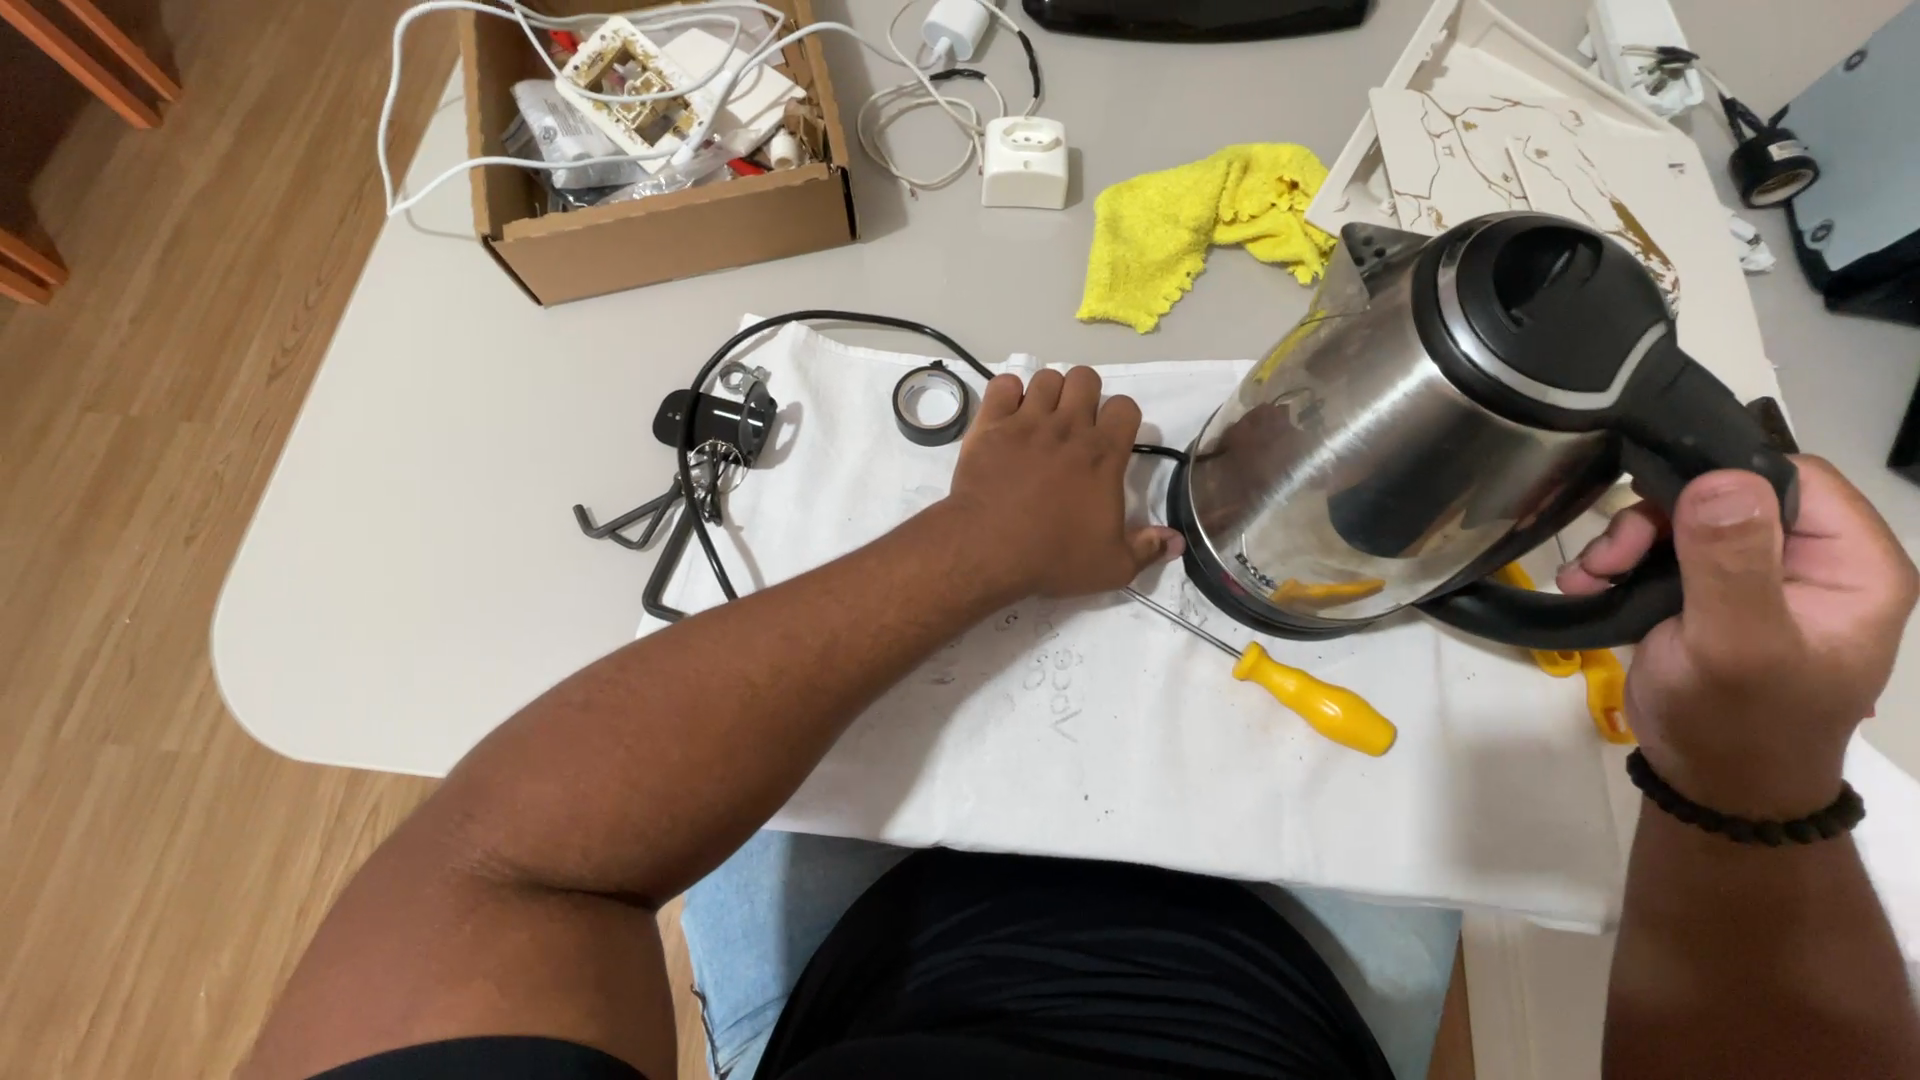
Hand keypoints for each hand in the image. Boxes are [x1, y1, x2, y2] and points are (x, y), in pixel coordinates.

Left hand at [943, 367, 1182, 598]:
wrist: (989, 549)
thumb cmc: (1054, 557)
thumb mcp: (1112, 566)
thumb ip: (1147, 549)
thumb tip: (1177, 542)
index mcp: (1103, 454)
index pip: (1125, 406)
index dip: (1120, 418)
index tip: (1109, 440)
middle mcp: (1068, 427)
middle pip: (1085, 378)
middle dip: (1083, 395)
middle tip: (1073, 426)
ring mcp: (1026, 422)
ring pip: (1046, 378)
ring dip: (1046, 393)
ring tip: (1039, 420)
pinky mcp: (990, 425)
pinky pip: (1003, 385)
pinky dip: (1006, 394)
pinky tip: (1007, 415)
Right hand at [1558, 458, 1916, 816]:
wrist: (1711, 782)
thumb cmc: (1738, 720)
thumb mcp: (1735, 643)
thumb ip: (1731, 563)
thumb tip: (1719, 479)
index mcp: (1849, 566)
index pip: (1793, 480)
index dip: (1719, 479)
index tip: (1651, 504)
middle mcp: (1805, 563)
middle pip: (1724, 496)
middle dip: (1654, 520)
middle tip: (1610, 557)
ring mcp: (1750, 580)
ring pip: (1679, 522)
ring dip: (1622, 544)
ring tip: (1591, 579)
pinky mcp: (1700, 596)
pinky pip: (1654, 554)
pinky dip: (1613, 564)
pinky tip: (1586, 586)